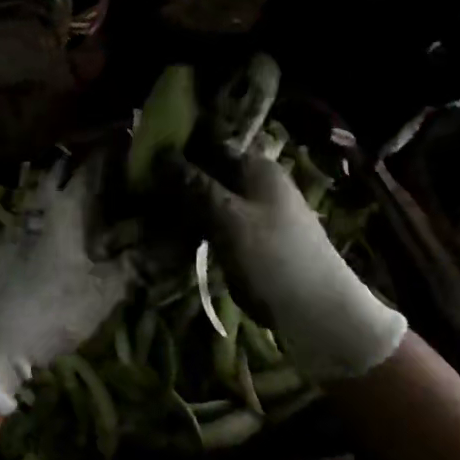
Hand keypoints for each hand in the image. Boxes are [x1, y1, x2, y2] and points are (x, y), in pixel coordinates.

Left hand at [0, 158, 131, 414]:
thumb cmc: (51, 308)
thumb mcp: (103, 292)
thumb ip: (136, 264)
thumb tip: (173, 241)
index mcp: (65, 208)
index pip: (91, 167)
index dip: (111, 152)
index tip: (130, 141)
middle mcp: (39, 206)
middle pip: (62, 173)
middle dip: (85, 164)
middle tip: (112, 167)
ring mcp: (18, 224)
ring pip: (46, 193)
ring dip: (66, 187)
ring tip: (93, 196)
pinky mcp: (6, 245)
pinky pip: (35, 215)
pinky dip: (54, 212)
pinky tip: (65, 228)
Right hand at [167, 150, 406, 383]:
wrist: (319, 315)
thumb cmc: (273, 256)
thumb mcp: (228, 216)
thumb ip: (195, 184)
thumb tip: (163, 155)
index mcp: (258, 168)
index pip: (212, 145)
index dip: (180, 149)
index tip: (146, 159)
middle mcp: (258, 185)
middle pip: (210, 173)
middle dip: (178, 181)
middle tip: (141, 190)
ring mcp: (257, 215)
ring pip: (211, 201)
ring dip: (184, 207)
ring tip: (149, 215)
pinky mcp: (253, 242)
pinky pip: (217, 226)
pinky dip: (197, 229)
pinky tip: (172, 238)